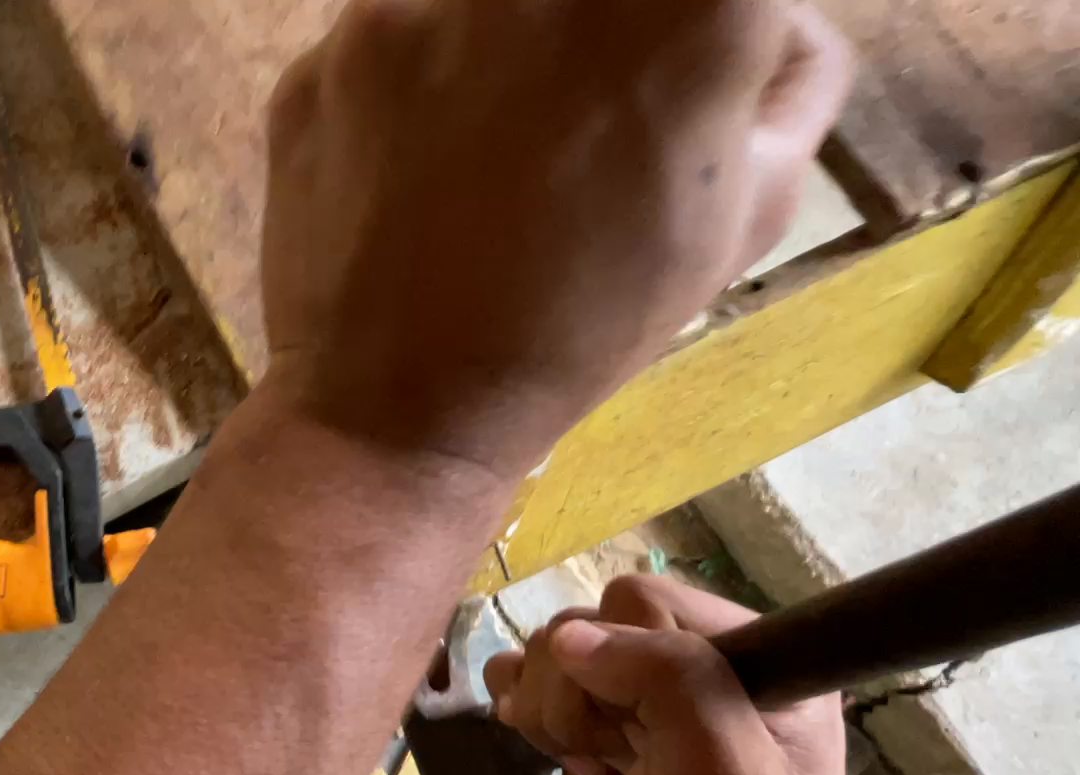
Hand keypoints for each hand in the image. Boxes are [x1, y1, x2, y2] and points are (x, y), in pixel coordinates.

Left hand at [259, 0, 852, 477]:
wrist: (398, 416)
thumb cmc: (580, 333)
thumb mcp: (745, 213)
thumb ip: (784, 75)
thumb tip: (760, 18)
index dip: (672, 28)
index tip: (642, 78)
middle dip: (564, 35)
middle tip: (544, 116)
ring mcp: (394, 19)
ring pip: (453, 4)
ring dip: (471, 53)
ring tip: (460, 159)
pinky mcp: (306, 79)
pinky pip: (370, 57)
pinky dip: (389, 100)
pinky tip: (391, 183)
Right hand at [483, 575, 845, 774]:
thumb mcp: (718, 768)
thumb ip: (664, 679)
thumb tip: (564, 639)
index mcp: (750, 655)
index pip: (642, 602)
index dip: (620, 657)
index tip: (640, 730)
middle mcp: (687, 660)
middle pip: (582, 624)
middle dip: (576, 694)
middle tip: (614, 757)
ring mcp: (628, 688)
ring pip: (545, 650)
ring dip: (549, 710)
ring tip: (588, 762)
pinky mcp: (580, 713)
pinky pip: (522, 673)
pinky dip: (519, 705)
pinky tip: (547, 744)